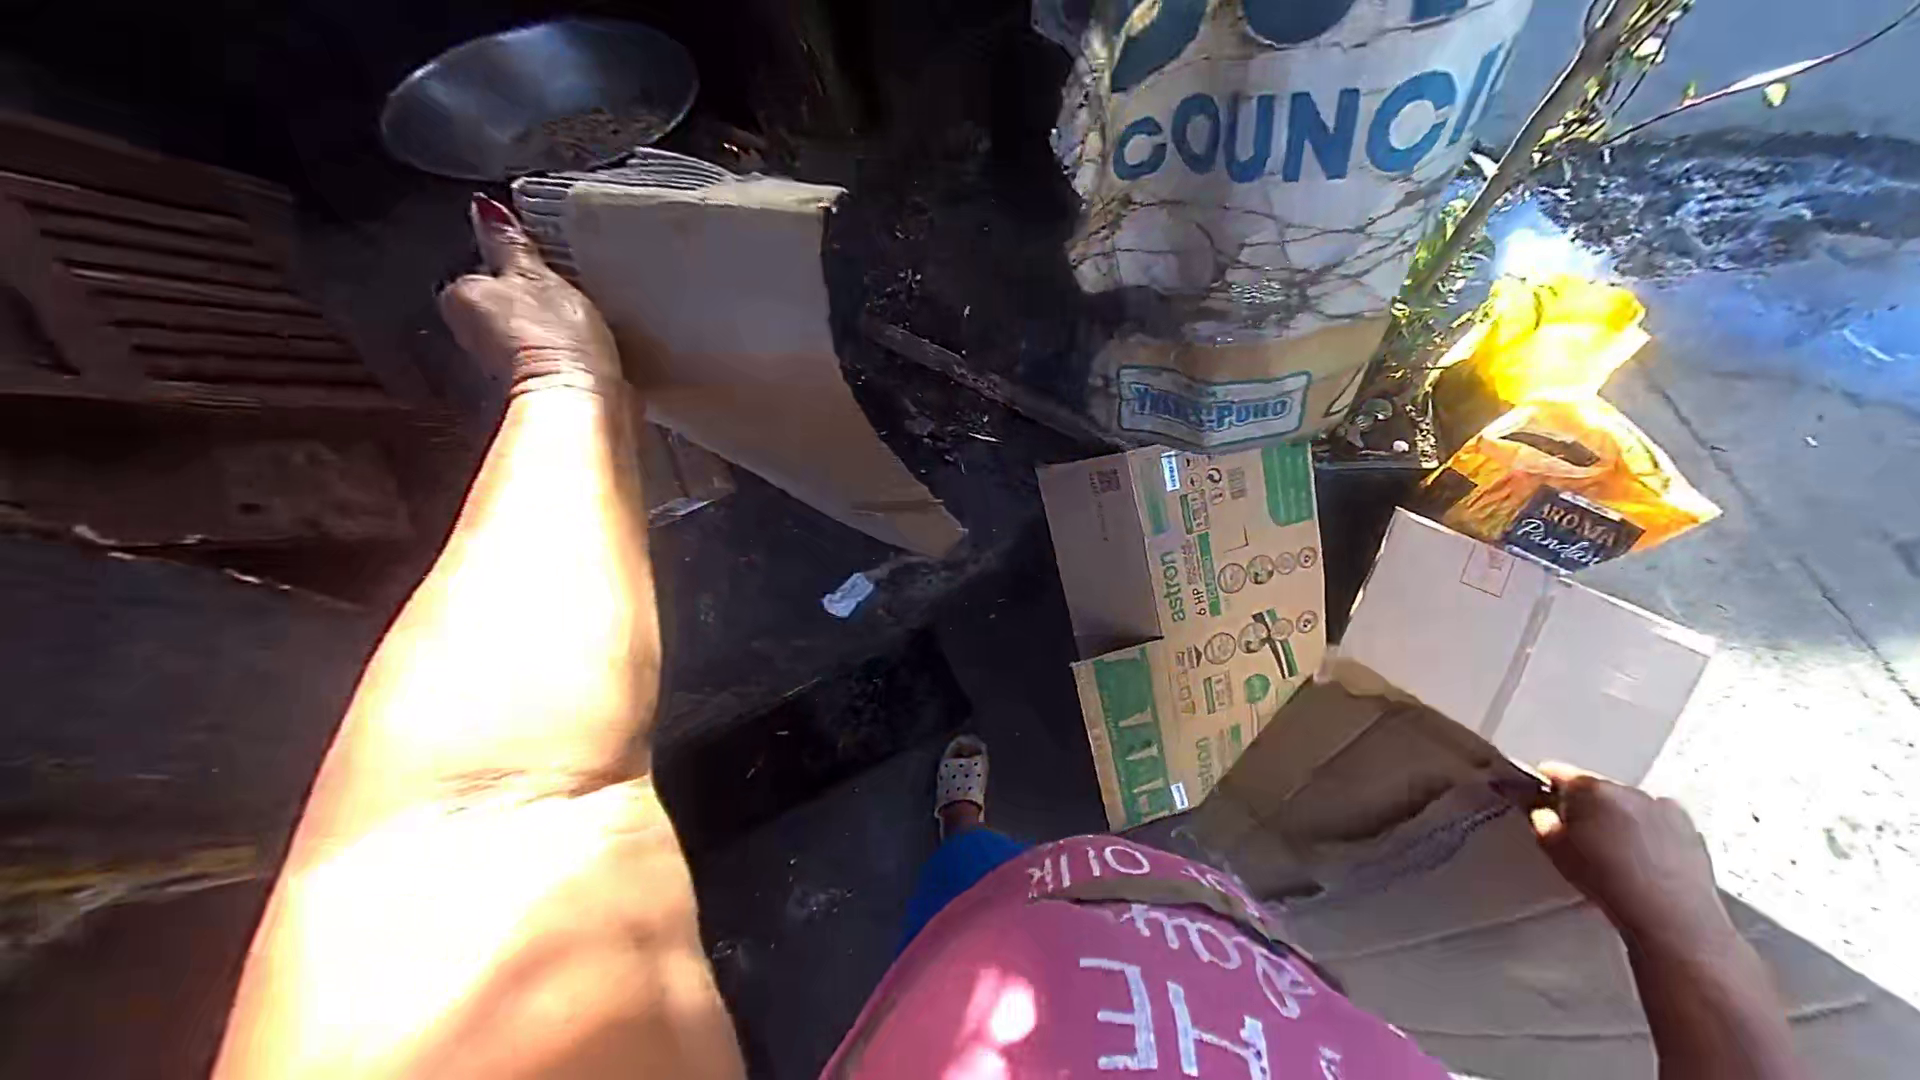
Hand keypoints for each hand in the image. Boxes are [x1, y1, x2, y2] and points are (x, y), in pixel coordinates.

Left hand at [439, 194, 621, 392]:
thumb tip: (485, 209)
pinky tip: (593, 363)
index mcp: (461, 298)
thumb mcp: (536, 276)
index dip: (519, 270)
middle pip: (503, 311)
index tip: (550, 272)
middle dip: (531, 308)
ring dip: (550, 340)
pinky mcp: (539, 400)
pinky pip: (552, 373)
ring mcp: (502, 375)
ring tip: (587, 334)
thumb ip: (509, 244)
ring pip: (526, 343)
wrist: (580, 407)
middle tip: (571, 301)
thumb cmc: (552, 343)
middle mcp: (469, 340)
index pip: (484, 272)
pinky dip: (568, 367)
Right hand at [1530, 764, 1737, 955]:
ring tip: (1612, 850)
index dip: (1542, 787)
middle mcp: (1627, 791)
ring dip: (1615, 817)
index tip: (1540, 799)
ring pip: (1625, 803)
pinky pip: (1658, 818)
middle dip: (1583, 805)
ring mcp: (1662, 808)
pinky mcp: (1690, 829)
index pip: (1555, 772)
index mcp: (1588, 787)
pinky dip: (1648, 829)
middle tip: (1577, 834)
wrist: (1671, 919)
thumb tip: (1541, 812)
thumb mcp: (1551, 847)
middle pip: (1593, 787)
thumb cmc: (1611, 883)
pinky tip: (1641, 854)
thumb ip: (1539, 818)